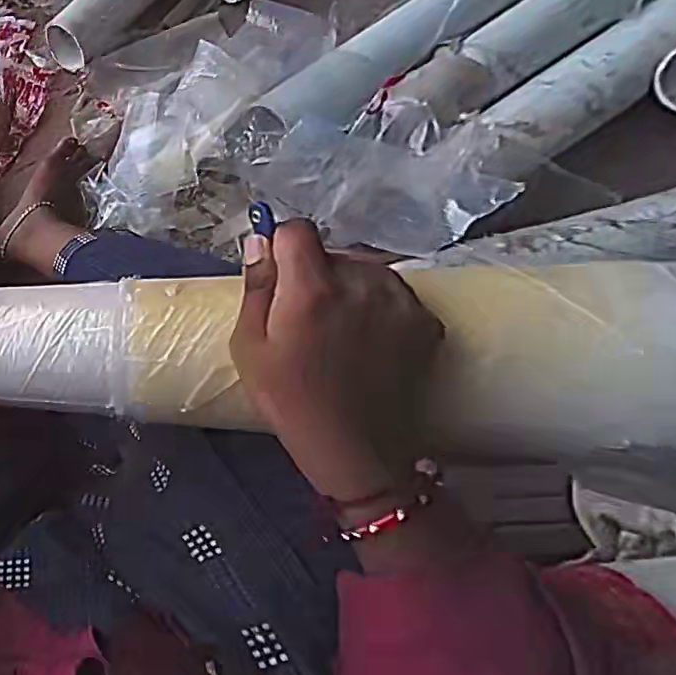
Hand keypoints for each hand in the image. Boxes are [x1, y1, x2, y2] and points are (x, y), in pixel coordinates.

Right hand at [229, 220, 443, 501]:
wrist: (352, 444)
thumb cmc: (286, 395)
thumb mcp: (248, 344)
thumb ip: (256, 287)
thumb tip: (260, 241)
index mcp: (312, 287)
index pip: (297, 230)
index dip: (281, 245)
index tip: (275, 272)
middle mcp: (362, 282)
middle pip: (332, 250)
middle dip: (314, 269)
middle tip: (302, 312)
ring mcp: (401, 300)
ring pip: (366, 267)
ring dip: (348, 283)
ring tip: (336, 325)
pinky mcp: (427, 320)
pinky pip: (394, 292)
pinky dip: (377, 303)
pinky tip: (366, 337)